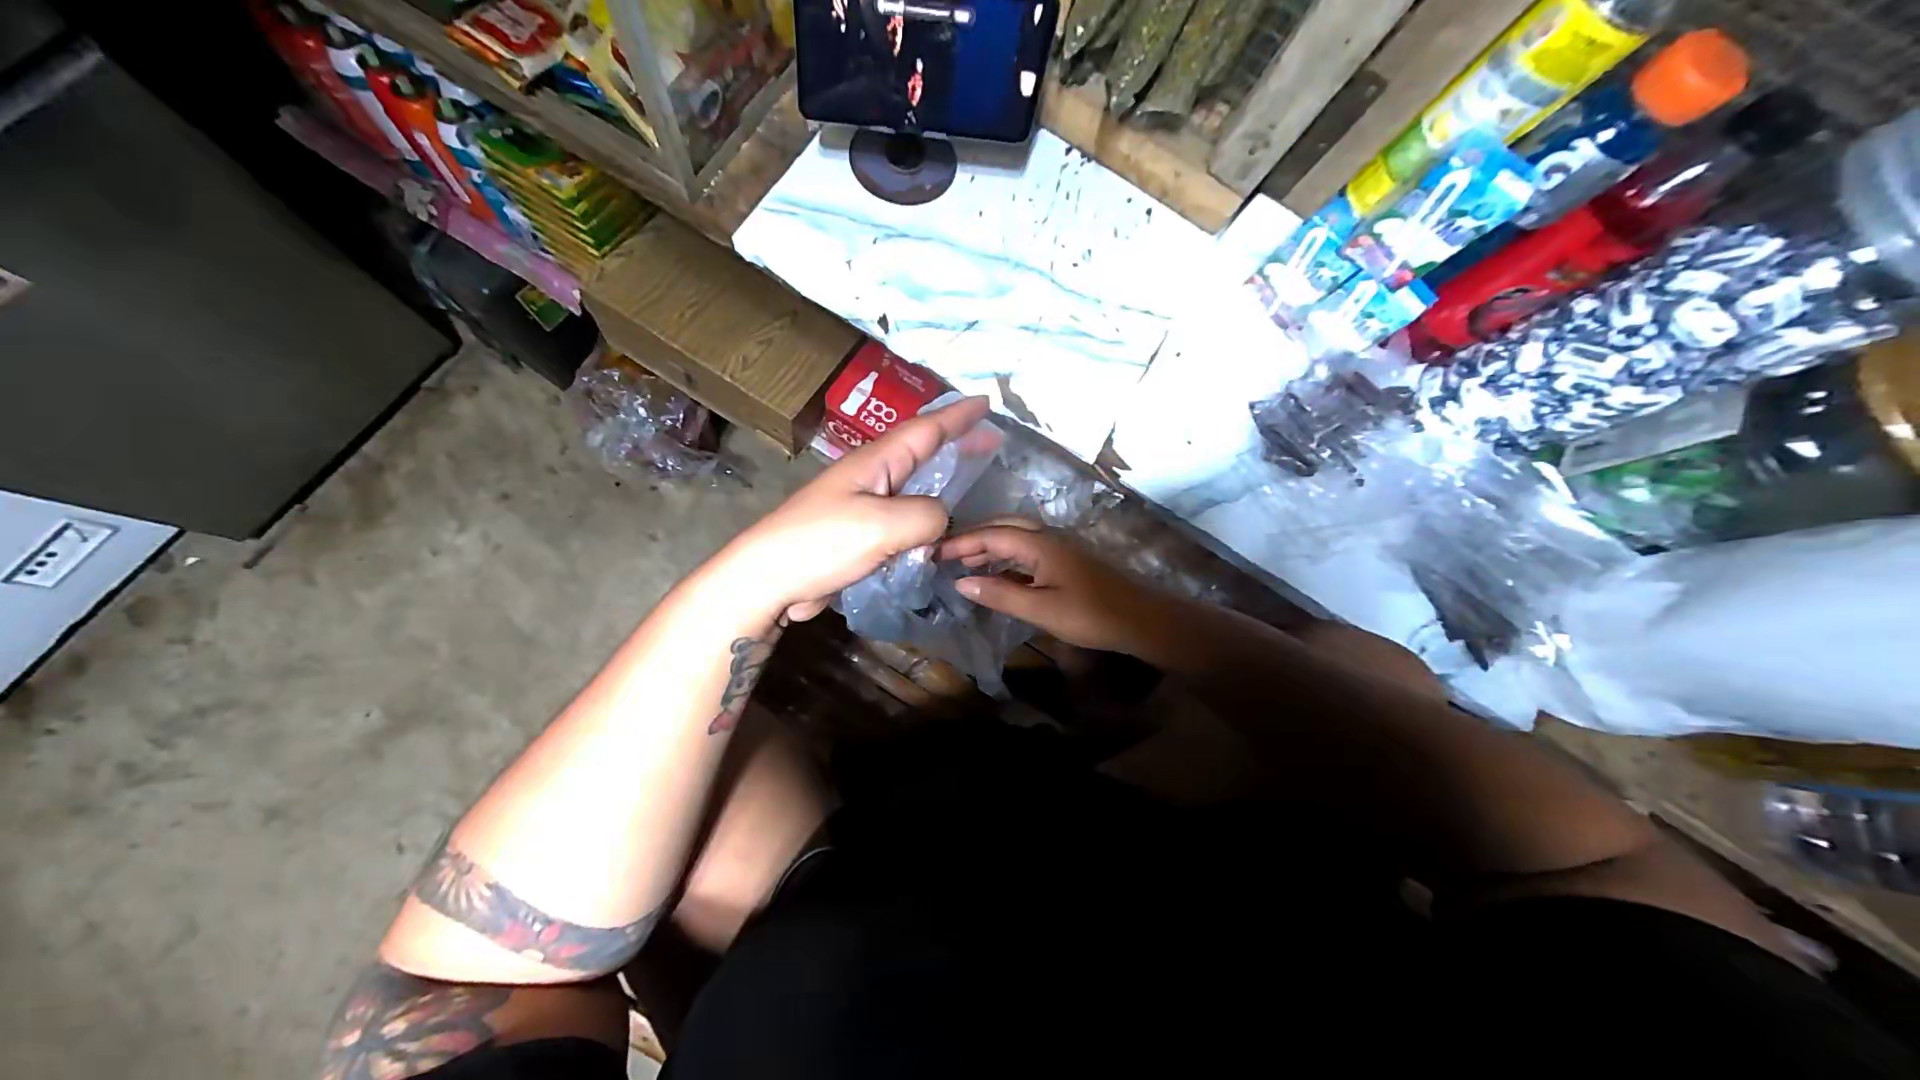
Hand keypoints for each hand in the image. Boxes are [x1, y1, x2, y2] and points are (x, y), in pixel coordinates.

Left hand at [721, 396, 992, 622]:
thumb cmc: (823, 542)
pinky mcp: (859, 533)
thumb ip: (927, 516)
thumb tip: (940, 520)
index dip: (958, 417)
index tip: (986, 403)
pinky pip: (903, 517)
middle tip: (991, 442)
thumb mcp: (884, 524)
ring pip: (913, 485)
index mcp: (876, 462)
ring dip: (943, 480)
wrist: (768, 580)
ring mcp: (862, 504)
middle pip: (921, 451)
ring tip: (971, 482)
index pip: (925, 429)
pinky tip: (938, 530)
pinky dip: (926, 517)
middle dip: (956, 442)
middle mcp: (871, 476)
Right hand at [938, 521, 1181, 655]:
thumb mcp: (1040, 609)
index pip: (991, 534)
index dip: (960, 542)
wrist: (1142, 620)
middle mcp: (1048, 537)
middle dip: (974, 537)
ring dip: (990, 546)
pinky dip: (1007, 558)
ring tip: (965, 564)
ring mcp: (1060, 548)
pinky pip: (1028, 550)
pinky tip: (998, 575)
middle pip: (1004, 527)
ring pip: (1017, 537)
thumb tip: (960, 582)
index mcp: (1040, 543)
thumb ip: (1000, 594)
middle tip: (946, 554)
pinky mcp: (1067, 561)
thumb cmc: (1091, 615)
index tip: (933, 551)